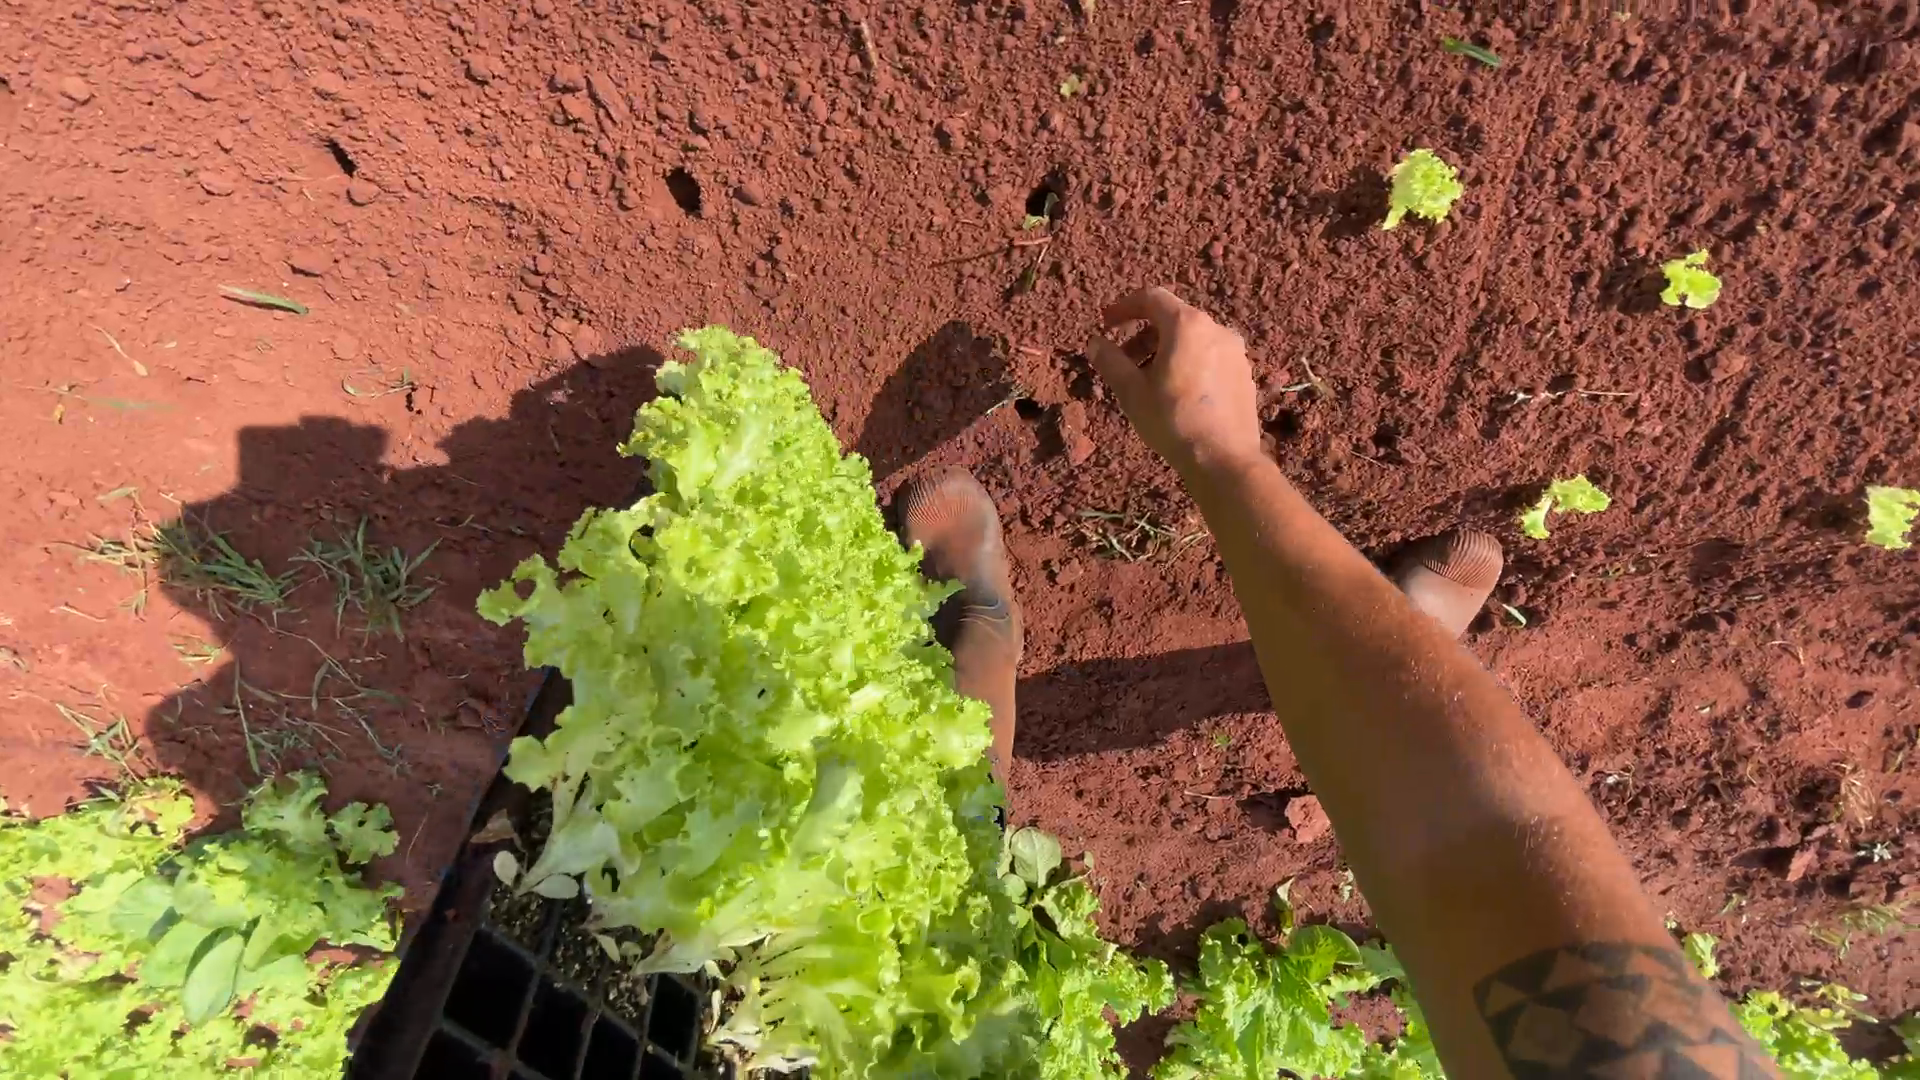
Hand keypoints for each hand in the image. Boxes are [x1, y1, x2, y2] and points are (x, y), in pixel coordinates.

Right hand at [1086, 287, 1263, 479]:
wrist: (1222, 458)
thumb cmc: (1171, 420)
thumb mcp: (1131, 391)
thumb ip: (1110, 361)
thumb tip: (1095, 342)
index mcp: (1187, 325)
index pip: (1151, 298)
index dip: (1124, 307)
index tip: (1106, 323)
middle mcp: (1216, 328)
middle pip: (1173, 318)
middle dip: (1143, 334)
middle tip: (1123, 360)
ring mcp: (1235, 351)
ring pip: (1192, 338)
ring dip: (1164, 350)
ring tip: (1147, 380)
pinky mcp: (1244, 373)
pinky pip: (1208, 356)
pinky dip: (1186, 362)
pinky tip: (1176, 392)